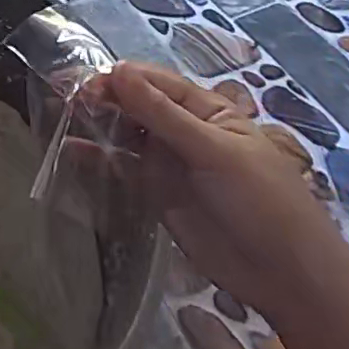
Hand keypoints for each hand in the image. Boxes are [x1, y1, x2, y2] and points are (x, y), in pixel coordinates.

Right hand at [88, 63, 347, 315]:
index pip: (154, 82)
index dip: (121, 78)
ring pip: (124, 132)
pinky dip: (97, 157)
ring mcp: (167, 160)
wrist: (287, 278)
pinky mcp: (155, 192)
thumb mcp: (214, 150)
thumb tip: (118, 69)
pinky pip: (122, 167)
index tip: (87, 83)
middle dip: (102, 97)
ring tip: (61, 115)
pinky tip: (71, 151)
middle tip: (65, 96)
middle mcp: (181, 129)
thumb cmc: (262, 200)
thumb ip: (163, 114)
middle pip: (135, 103)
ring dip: (96, 122)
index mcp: (204, 109)